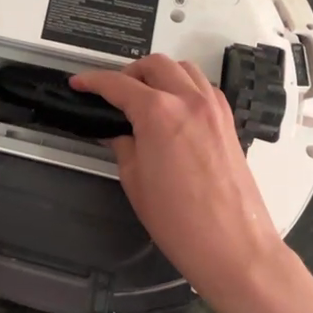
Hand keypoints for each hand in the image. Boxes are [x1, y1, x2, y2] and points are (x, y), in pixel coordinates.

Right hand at [71, 55, 289, 299]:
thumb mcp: (134, 180)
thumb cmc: (183, 222)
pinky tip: (175, 107)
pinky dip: (186, 87)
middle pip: (154, 64)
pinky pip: (205, 88)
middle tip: (112, 91)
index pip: (117, 84)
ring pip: (184, 68)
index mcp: (159, 113)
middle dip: (128, 72)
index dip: (92, 81)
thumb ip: (122, 146)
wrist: (232, 247)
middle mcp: (189, 103)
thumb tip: (117, 134)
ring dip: (160, 74)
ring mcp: (214, 111)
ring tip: (143, 94)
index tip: (81, 83)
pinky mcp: (229, 124)